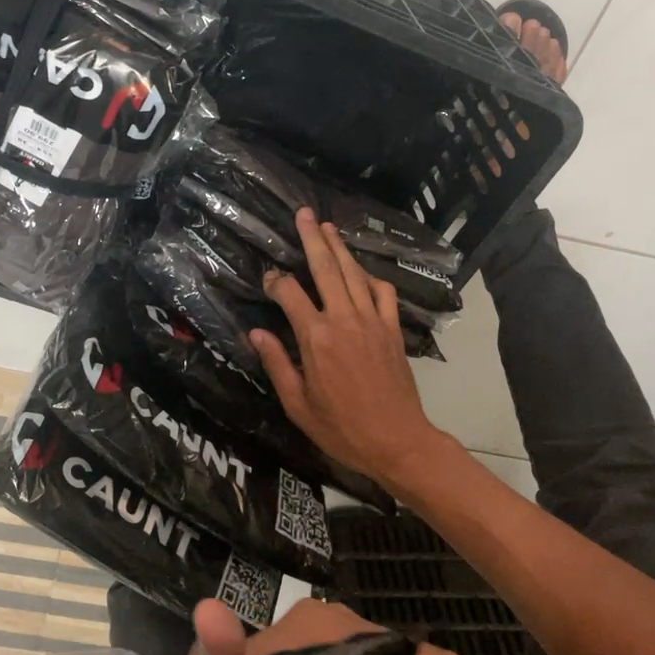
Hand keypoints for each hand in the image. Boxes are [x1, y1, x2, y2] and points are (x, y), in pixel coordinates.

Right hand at [250, 207, 450, 486]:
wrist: (397, 441)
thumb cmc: (341, 428)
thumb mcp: (297, 404)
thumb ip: (277, 364)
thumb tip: (256, 332)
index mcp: (316, 338)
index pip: (289, 293)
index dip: (275, 280)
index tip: (267, 278)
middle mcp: (344, 319)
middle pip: (325, 268)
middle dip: (312, 238)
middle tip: (304, 214)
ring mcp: (372, 321)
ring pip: (354, 273)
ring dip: (340, 248)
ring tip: (328, 228)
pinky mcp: (392, 330)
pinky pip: (383, 293)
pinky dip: (371, 278)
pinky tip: (362, 274)